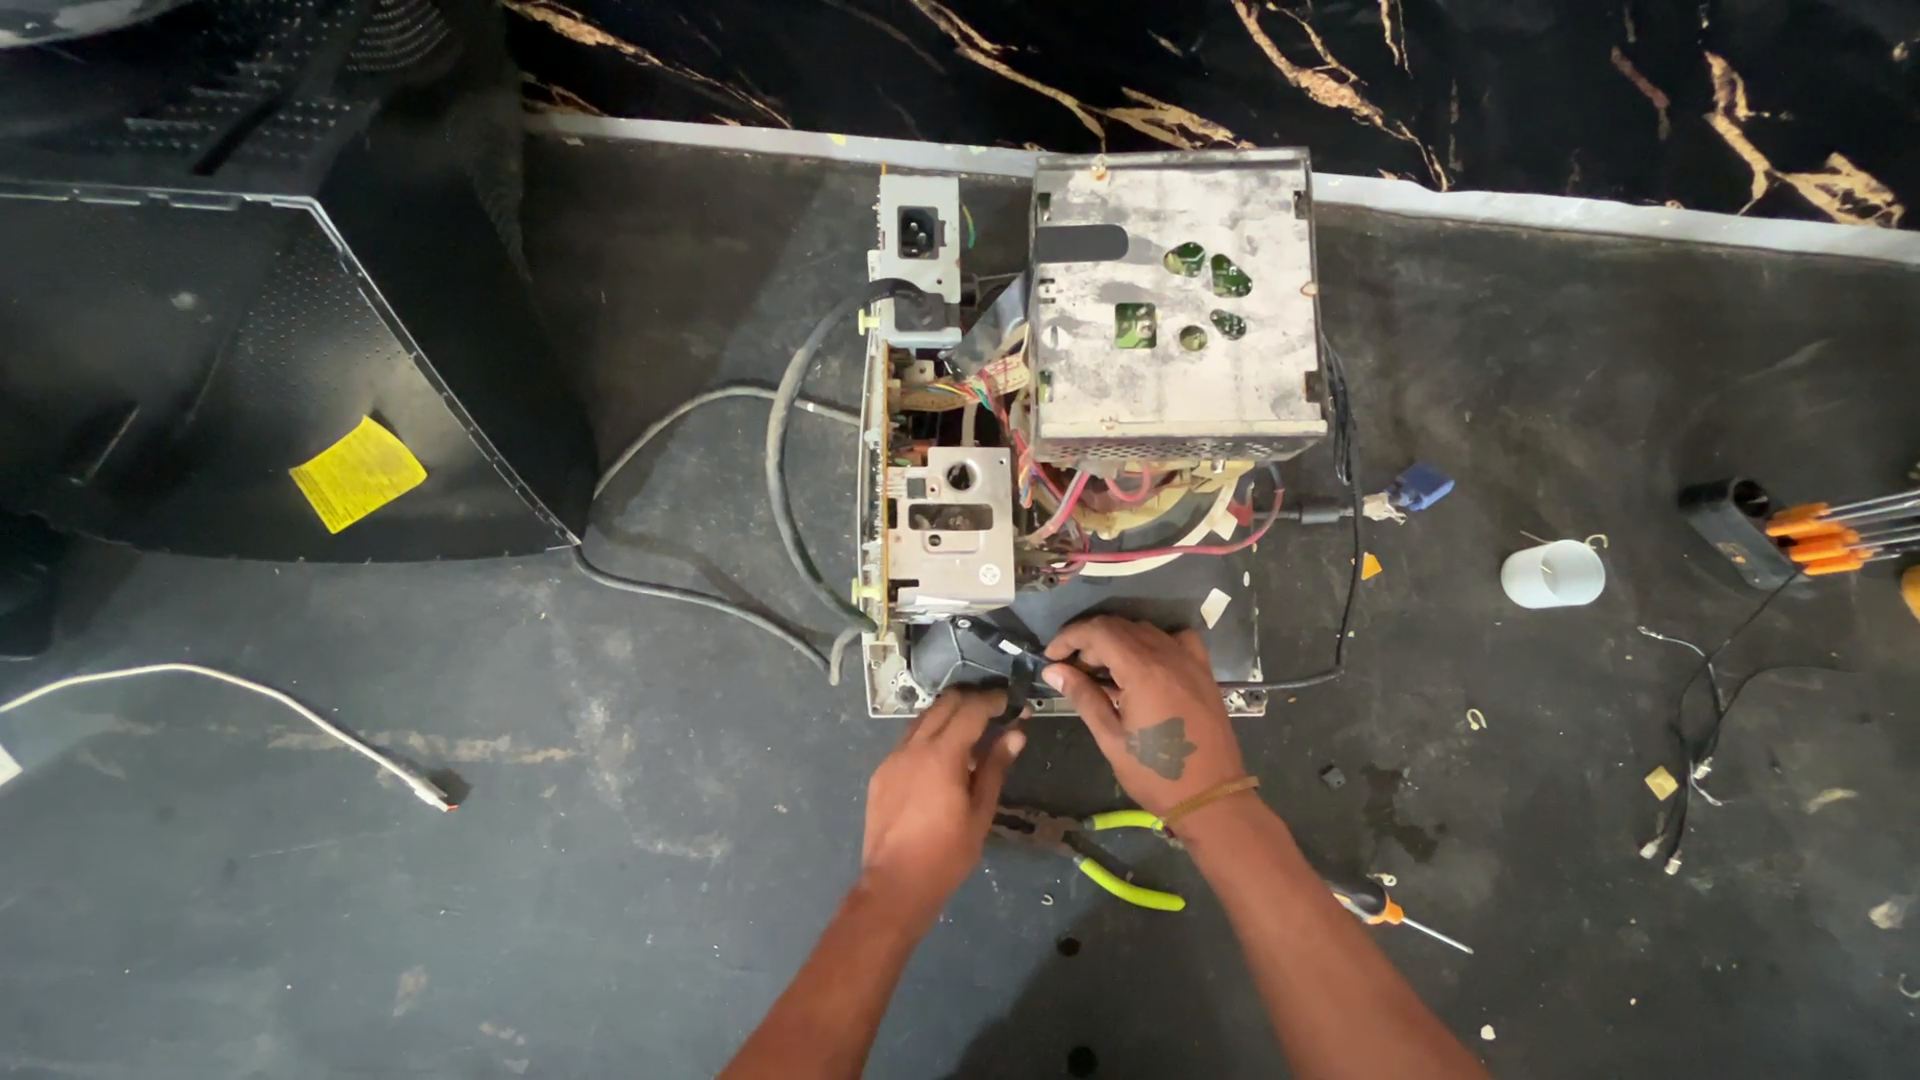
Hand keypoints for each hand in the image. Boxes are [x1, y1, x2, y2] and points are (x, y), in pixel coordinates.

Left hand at [860, 688, 1025, 917]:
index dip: (993, 700)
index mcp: (942, 755)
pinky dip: (929, 736)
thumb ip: (996, 767)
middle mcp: (914, 747)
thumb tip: (1015, 734)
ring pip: (923, 719)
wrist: (895, 884)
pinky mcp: (881, 772)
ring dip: (947, 715)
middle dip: (970, 700)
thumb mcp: (980, 812)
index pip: (971, 710)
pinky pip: (908, 741)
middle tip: (993, 710)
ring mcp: (893, 757)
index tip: (1010, 701)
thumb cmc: (947, 854)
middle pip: (944, 704)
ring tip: (970, 732)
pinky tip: (941, 758)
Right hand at [1043, 617, 1247, 818]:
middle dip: (1089, 640)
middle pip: (1120, 626)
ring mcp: (1190, 661)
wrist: (1212, 797)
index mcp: (1143, 671)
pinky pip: (1177, 639)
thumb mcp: (1111, 738)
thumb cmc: (1156, 774)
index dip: (1070, 637)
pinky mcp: (1204, 672)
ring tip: (1102, 669)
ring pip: (1146, 630)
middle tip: (1072, 668)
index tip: (1052, 656)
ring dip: (1118, 640)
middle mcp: (1168, 656)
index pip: (1099, 632)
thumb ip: (1083, 696)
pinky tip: (1145, 662)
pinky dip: (1155, 641)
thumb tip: (1053, 670)